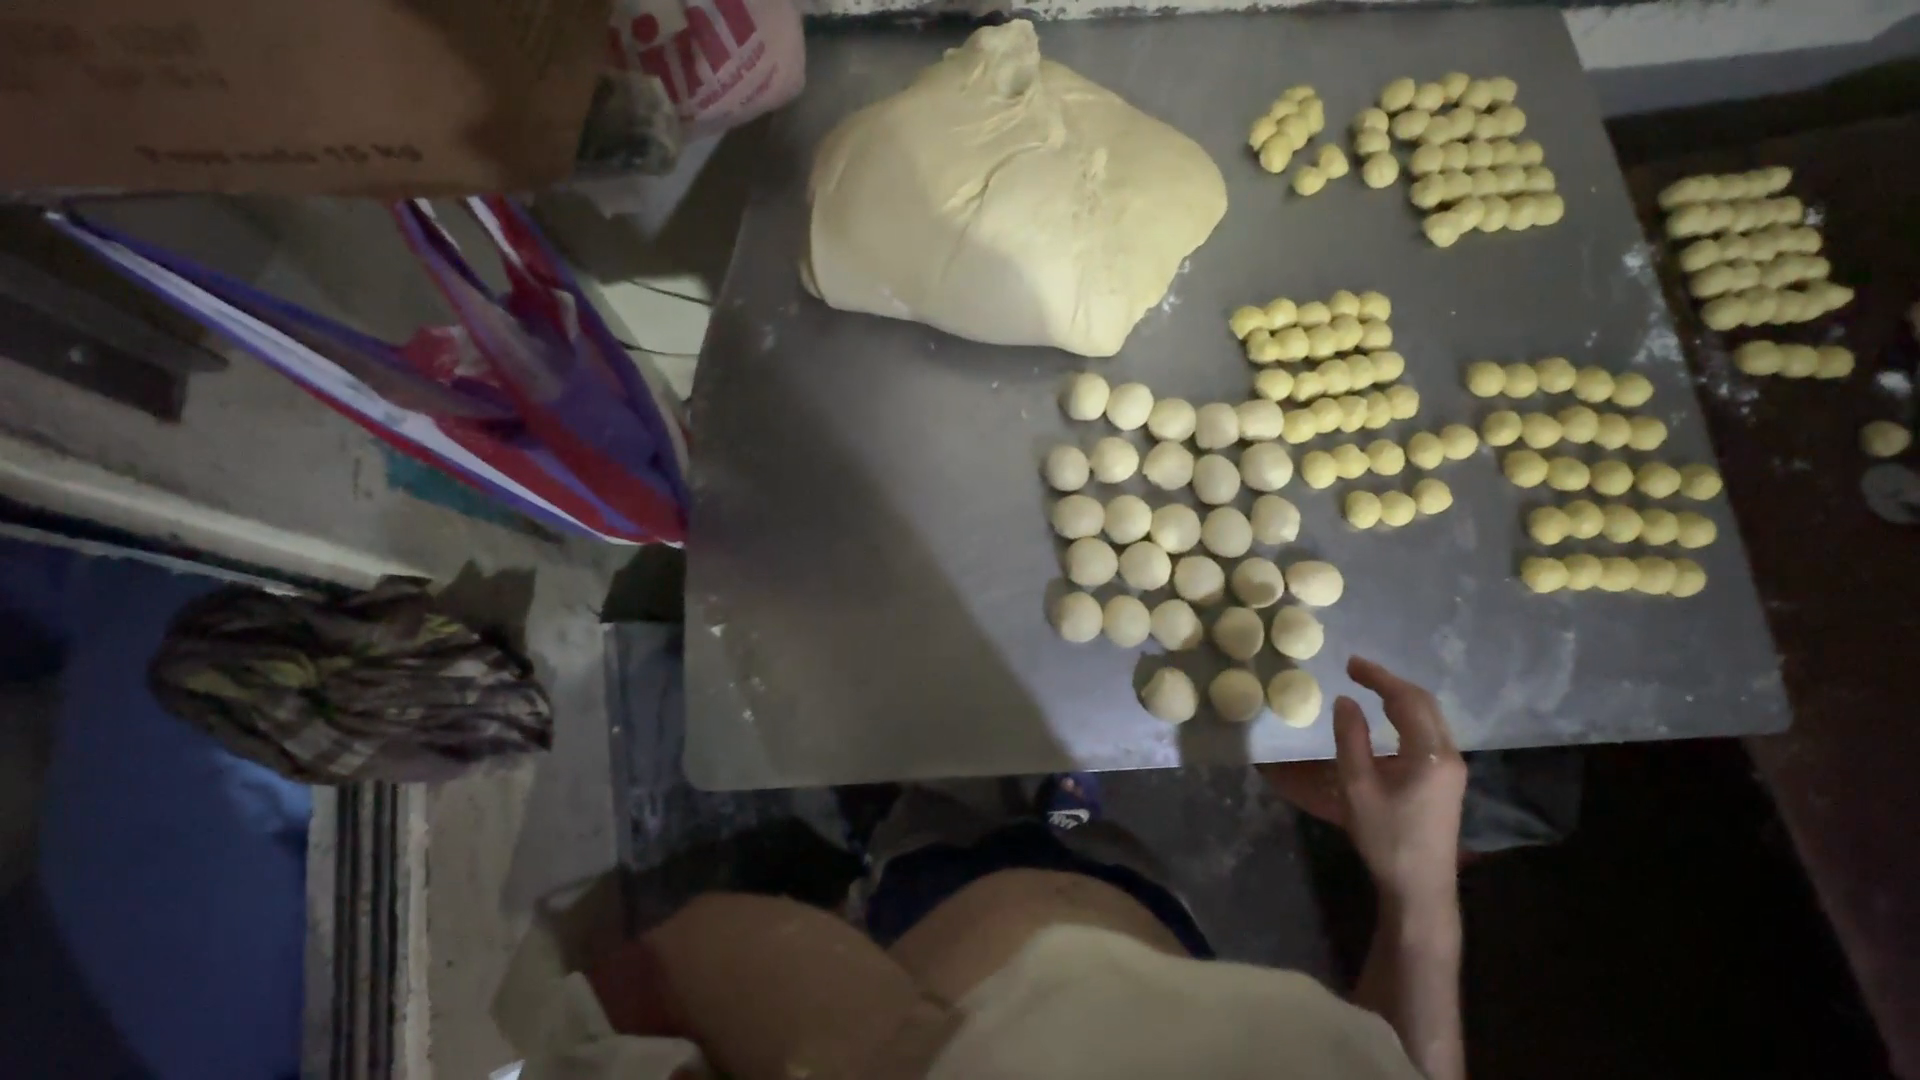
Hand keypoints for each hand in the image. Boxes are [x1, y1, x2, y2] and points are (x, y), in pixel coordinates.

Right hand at [1261, 656, 1466, 906]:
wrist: (1420, 887)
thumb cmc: (1386, 838)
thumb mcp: (1358, 787)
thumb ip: (1351, 740)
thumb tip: (1345, 701)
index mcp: (1430, 754)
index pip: (1406, 700)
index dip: (1378, 677)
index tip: (1350, 664)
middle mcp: (1449, 755)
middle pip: (1425, 704)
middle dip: (1391, 682)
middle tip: (1356, 671)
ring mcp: (1453, 769)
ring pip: (1430, 718)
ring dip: (1401, 698)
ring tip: (1369, 688)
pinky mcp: (1448, 781)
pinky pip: (1430, 733)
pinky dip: (1407, 716)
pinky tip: (1388, 719)